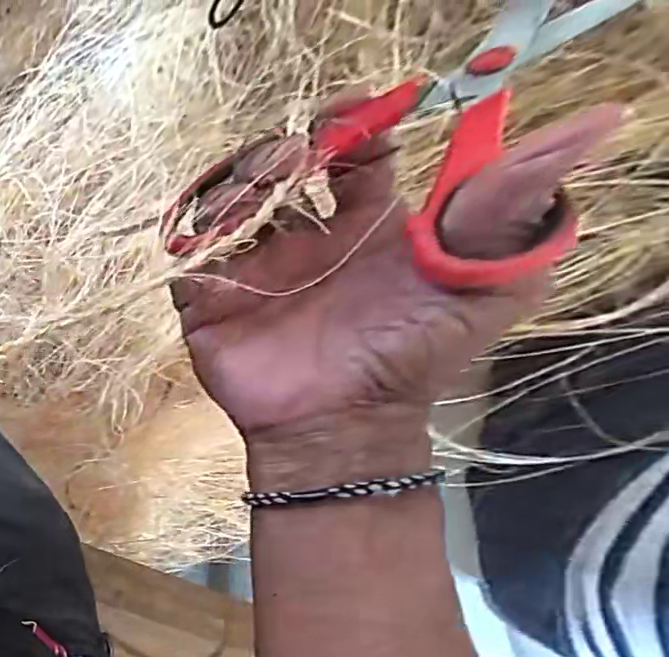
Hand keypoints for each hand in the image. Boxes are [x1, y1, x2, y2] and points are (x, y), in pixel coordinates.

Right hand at [170, 99, 623, 484]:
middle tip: (292, 155)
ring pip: (225, 213)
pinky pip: (187, 268)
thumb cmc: (416, 355)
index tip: (355, 111)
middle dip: (278, 153)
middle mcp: (304, 243)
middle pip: (277, 177)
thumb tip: (594, 122)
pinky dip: (191, 246)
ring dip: (232, 190)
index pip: (355, 157)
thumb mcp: (490, 281)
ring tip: (252, 194)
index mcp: (368, 226)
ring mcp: (251, 275)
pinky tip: (215, 239)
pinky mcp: (207, 308)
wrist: (340, 420)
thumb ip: (516, 210)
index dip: (354, 125)